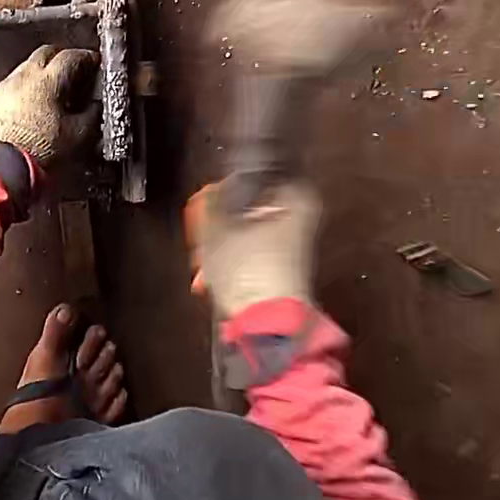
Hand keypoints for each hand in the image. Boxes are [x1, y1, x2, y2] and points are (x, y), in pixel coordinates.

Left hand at [0, 45, 99, 168]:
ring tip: (53, 92)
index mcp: (47, 80)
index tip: (94, 64)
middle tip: (74, 71)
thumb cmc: (36, 153)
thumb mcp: (77, 135)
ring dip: (42, 74)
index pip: (71, 56)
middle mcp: (23, 77)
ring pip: (26, 68)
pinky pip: (11, 86)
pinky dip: (24, 91)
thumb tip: (96, 106)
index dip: (87, 58)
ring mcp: (4, 87)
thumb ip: (91, 114)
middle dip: (62, 58)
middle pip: (46, 53)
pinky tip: (31, 108)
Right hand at [185, 178, 321, 316]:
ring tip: (200, 263)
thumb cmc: (246, 268)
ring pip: (244, 235)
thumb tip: (212, 189)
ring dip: (218, 248)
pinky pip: (248, 258)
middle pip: (247, 210)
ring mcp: (290, 250)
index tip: (209, 200)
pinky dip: (227, 264)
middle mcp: (298, 222)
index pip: (255, 178)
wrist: (266, 321)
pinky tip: (208, 279)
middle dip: (218, 224)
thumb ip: (211, 201)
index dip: (227, 188)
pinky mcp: (279, 274)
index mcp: (295, 200)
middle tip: (202, 234)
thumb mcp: (216, 227)